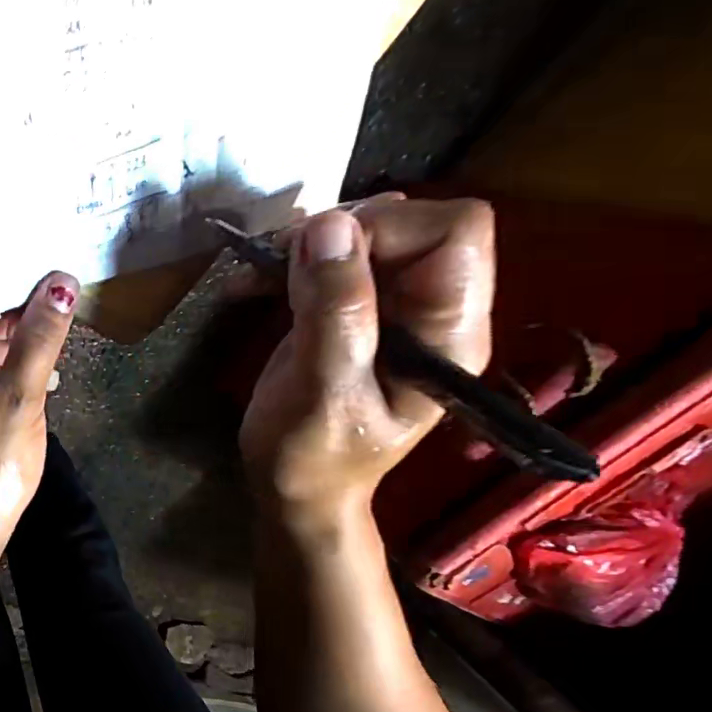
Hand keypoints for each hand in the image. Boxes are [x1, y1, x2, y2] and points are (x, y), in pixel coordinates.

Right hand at [239, 197, 495, 520]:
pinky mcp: (355, 310)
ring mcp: (392, 309)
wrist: (296, 489)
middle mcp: (431, 311)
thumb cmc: (314, 458)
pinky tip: (255, 282)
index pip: (456, 232)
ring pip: (367, 233)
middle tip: (288, 263)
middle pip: (412, 223)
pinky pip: (334, 257)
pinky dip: (292, 260)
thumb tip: (330, 225)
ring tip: (265, 271)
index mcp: (447, 333)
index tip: (329, 259)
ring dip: (310, 244)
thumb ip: (336, 313)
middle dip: (344, 231)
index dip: (393, 228)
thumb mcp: (324, 393)